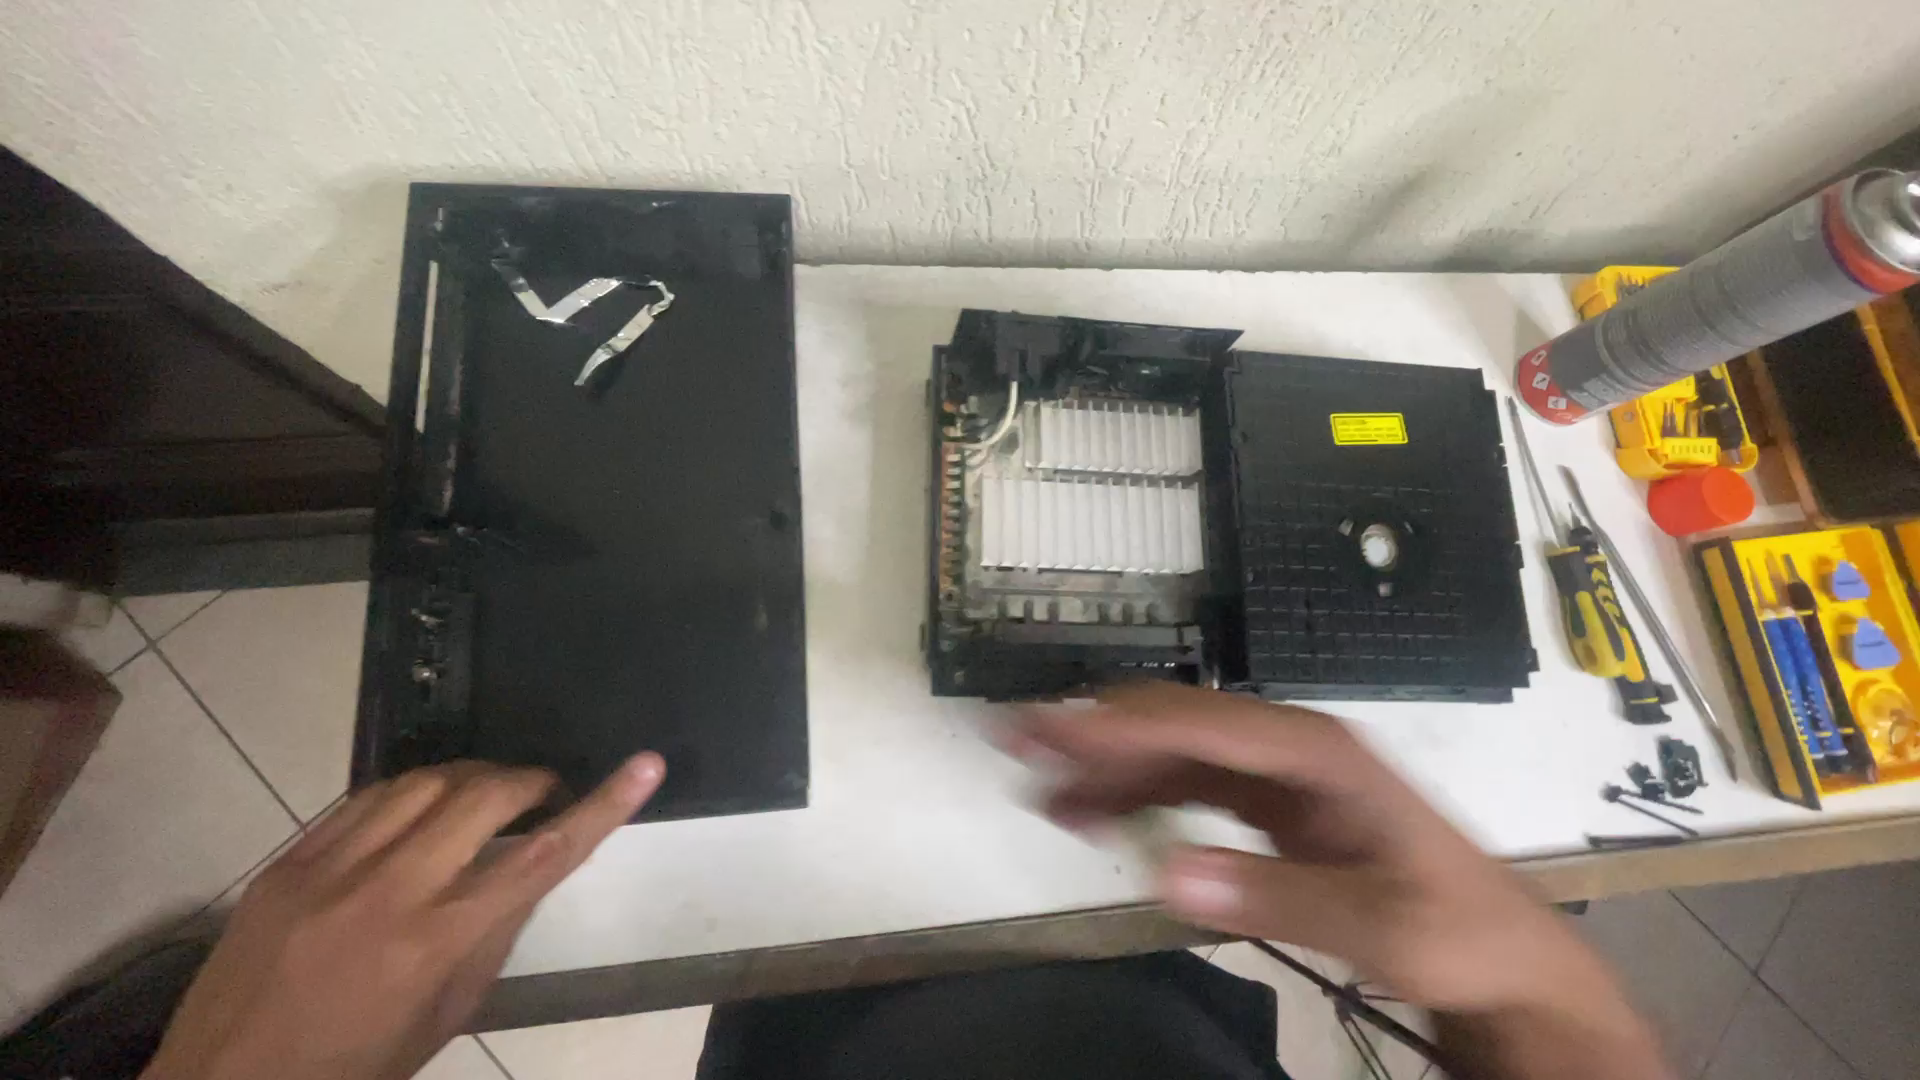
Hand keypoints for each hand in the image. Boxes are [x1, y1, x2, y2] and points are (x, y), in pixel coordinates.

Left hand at [141, 753, 664, 1079]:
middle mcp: (386, 894)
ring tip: (488, 794)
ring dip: (475, 776)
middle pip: (486, 796)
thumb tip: (533, 862)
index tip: (646, 765)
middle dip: (532, 780)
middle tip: (547, 792)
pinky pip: (367, 796)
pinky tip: (424, 804)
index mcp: (436, 943)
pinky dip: (414, 789)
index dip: (604, 804)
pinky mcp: (285, 864)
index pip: (544, 854)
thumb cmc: (358, 1068)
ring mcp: (327, 872)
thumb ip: (498, 927)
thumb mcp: (450, 1011)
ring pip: (426, 781)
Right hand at [1009, 684, 1614, 1012]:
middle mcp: (1280, 743)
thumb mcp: (1378, 923)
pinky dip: (1130, 794)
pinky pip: (1179, 783)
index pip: (1198, 721)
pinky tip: (1090, 812)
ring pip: (1165, 749)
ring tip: (1037, 784)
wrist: (1499, 950)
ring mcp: (1266, 769)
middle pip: (1171, 720)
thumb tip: (1168, 875)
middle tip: (1018, 737)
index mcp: (1312, 750)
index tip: (1053, 731)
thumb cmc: (1451, 926)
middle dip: (1092, 728)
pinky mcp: (1258, 798)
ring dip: (1101, 763)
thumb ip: (1273, 895)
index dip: (1121, 723)